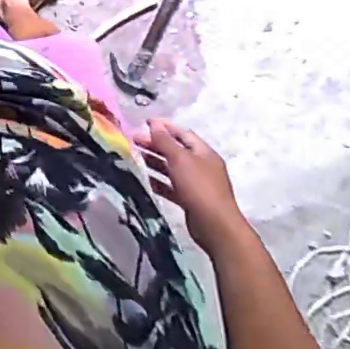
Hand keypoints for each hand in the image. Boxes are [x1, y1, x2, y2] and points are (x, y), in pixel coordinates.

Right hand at [128, 119, 251, 254]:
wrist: (215, 226)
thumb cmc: (199, 187)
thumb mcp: (180, 159)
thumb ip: (165, 141)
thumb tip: (154, 124)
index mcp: (203, 153)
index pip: (182, 133)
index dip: (164, 126)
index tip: (144, 122)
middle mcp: (201, 166)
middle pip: (175, 150)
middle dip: (155, 144)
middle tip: (133, 141)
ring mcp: (196, 183)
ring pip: (171, 168)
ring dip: (154, 161)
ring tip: (135, 157)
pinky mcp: (189, 199)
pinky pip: (170, 185)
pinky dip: (158, 181)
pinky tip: (144, 179)